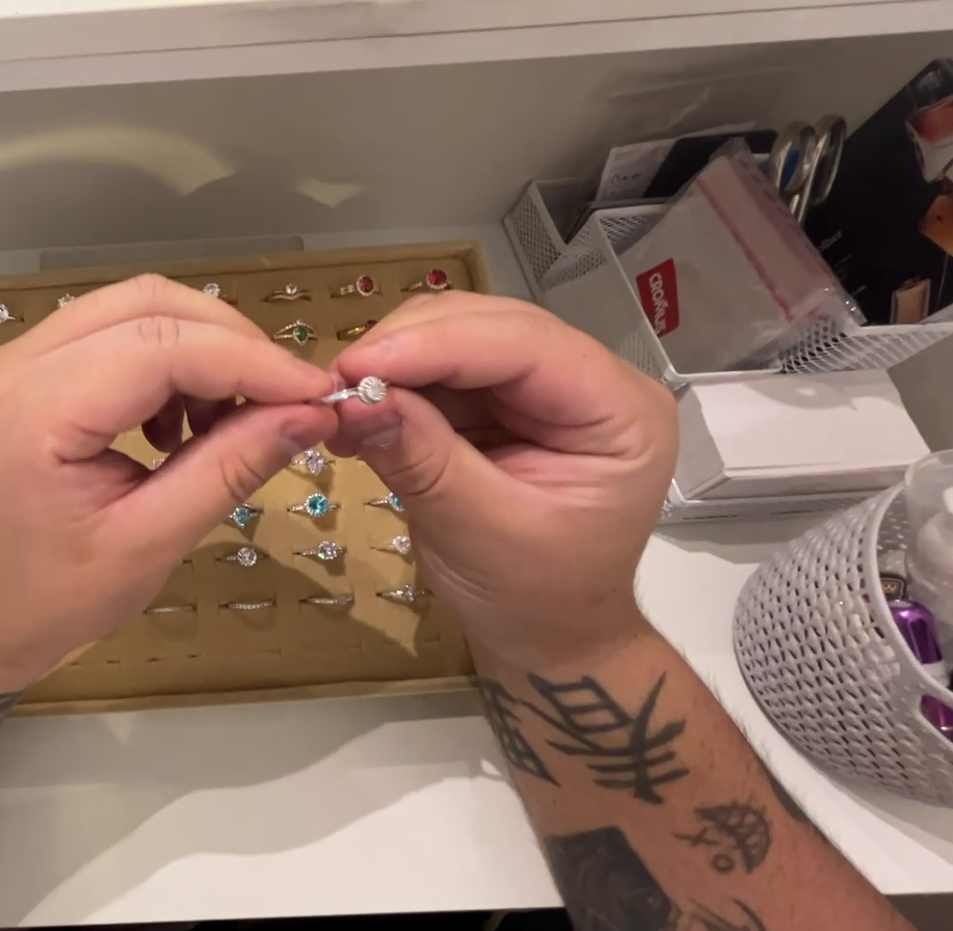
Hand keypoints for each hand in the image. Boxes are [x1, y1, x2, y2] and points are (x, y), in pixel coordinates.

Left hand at [0, 276, 338, 690]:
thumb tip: (309, 414)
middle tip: (280, 401)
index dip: (249, 361)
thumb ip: (230, 469)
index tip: (316, 392)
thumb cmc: (55, 596)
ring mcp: (18, 358)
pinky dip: (164, 361)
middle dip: (229, 343)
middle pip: (147, 304)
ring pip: (133, 309)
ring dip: (198, 349)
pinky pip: (113, 333)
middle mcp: (19, 363)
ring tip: (218, 424)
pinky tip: (174, 425)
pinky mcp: (30, 368)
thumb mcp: (151, 542)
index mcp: (36, 410)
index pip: (160, 346)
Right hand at [326, 294, 676, 667]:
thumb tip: (352, 401)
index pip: (526, 346)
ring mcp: (535, 386)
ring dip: (388, 363)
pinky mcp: (493, 398)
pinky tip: (357, 415)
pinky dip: (387, 384)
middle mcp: (583, 381)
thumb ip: (420, 460)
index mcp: (617, 412)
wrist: (539, 628)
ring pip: (451, 334)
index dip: (436, 345)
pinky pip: (431, 368)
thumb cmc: (530, 593)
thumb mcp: (476, 532)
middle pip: (486, 324)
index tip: (355, 366)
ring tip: (340, 406)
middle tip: (335, 385)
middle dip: (404, 347)